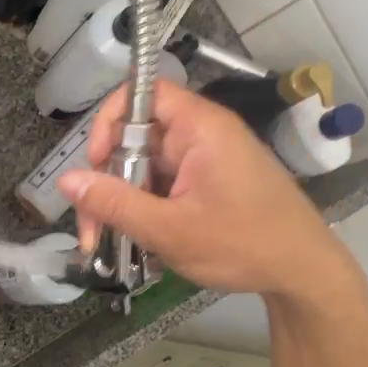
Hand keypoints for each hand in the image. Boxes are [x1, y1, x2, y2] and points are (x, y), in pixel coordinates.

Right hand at [59, 81, 364, 304]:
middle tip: (91, 226)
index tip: (95, 161)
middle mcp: (201, 137)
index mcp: (201, 129)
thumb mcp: (169, 229)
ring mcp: (203, 162)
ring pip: (143, 168)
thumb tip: (66, 181)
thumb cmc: (244, 244)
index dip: (110, 119)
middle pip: (135, 138)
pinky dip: (141, 210)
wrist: (301, 273)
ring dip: (120, 202)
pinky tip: (132, 241)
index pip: (144, 92)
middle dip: (106, 179)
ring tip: (105, 242)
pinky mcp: (205, 185)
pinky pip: (160, 187)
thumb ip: (114, 204)